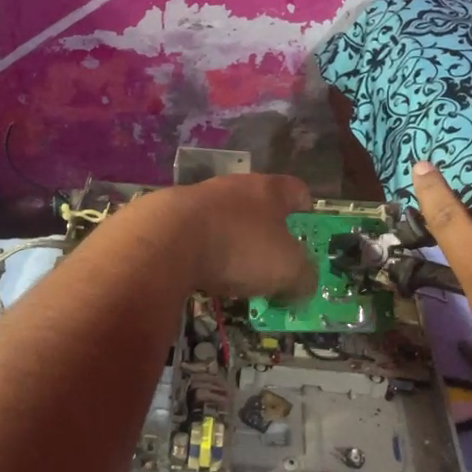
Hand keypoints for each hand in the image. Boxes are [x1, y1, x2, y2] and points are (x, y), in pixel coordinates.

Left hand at [112, 175, 318, 300]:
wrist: (164, 240)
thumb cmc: (238, 247)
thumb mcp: (287, 269)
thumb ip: (304, 277)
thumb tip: (303, 284)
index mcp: (268, 190)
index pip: (297, 190)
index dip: (306, 210)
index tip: (307, 230)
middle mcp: (233, 186)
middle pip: (257, 204)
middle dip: (265, 232)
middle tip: (271, 262)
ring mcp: (197, 198)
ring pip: (223, 218)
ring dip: (230, 242)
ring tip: (232, 274)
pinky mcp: (167, 215)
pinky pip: (193, 234)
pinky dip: (199, 252)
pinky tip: (198, 273)